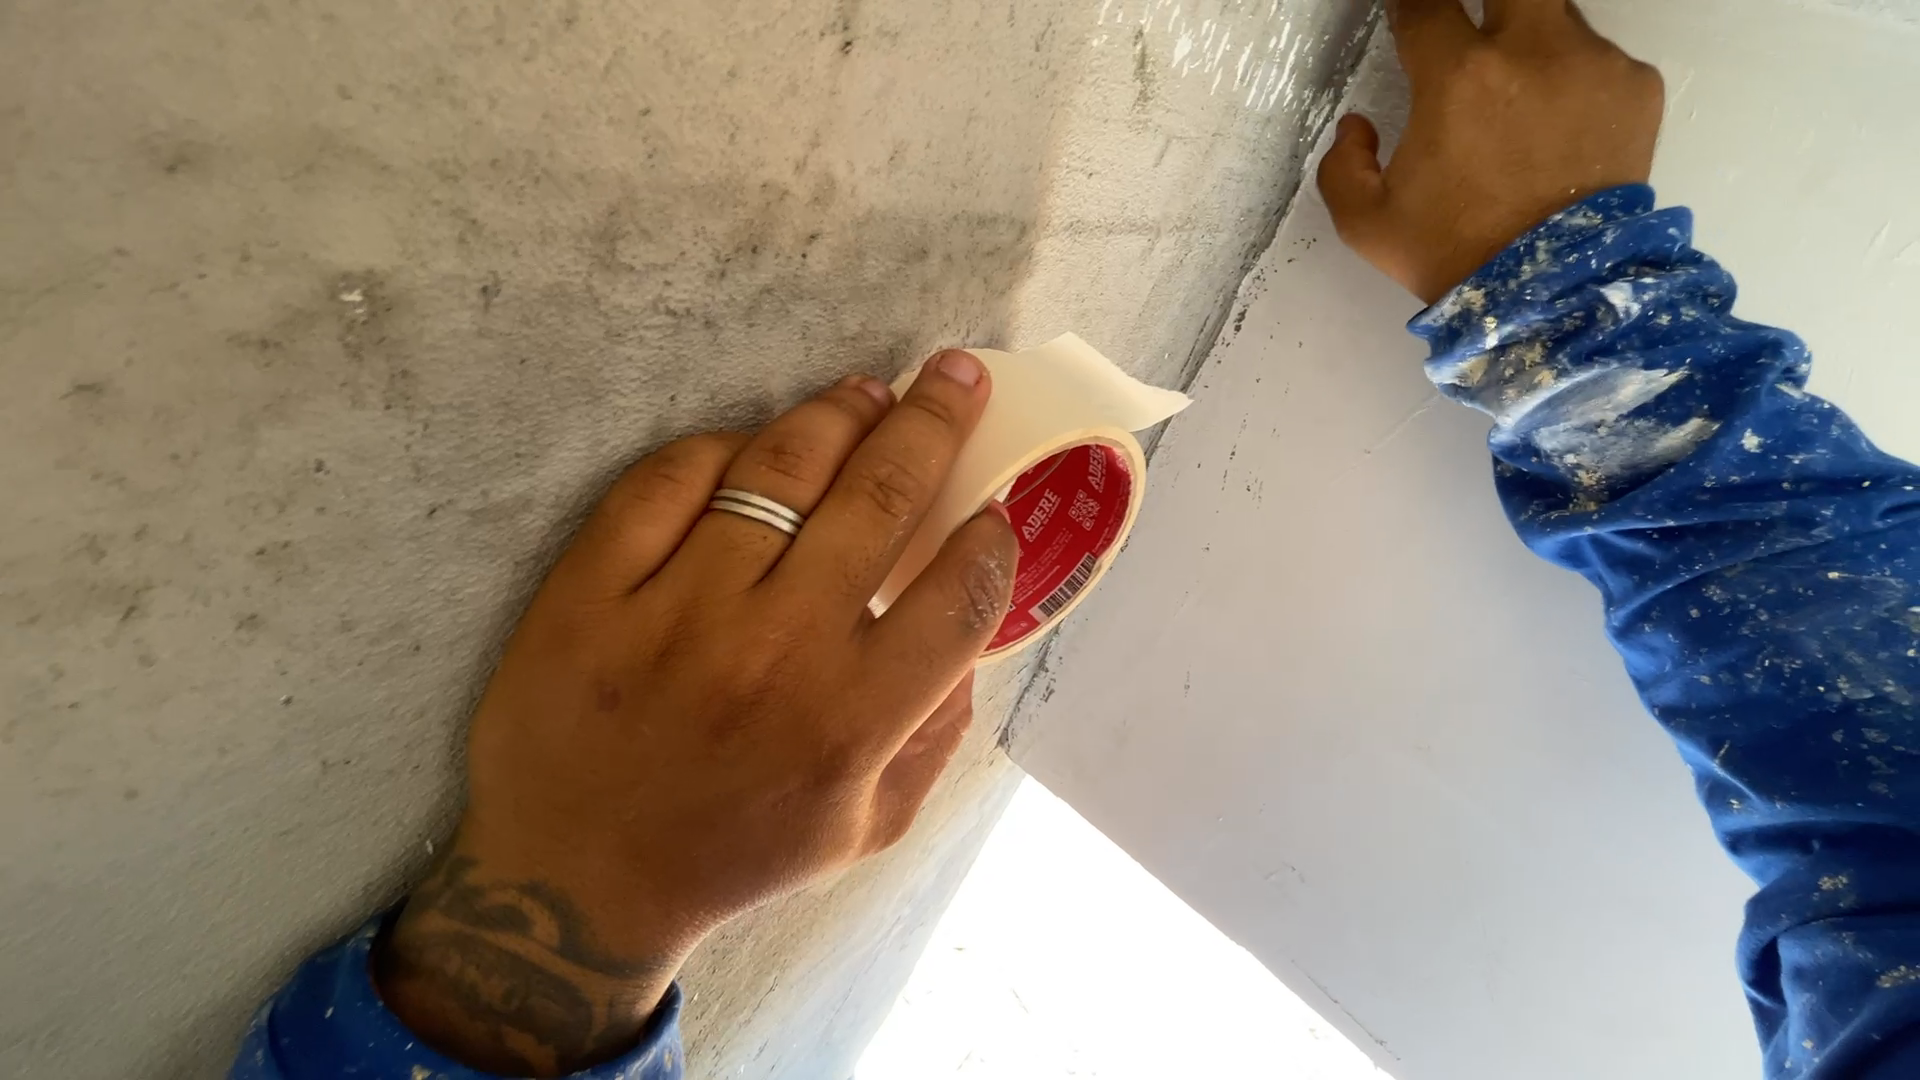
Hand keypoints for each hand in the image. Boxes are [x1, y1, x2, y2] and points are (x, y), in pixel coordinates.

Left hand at [374, 351, 1017, 1076]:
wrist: (571, 885)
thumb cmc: (737, 852)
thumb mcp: (870, 826)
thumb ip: (937, 733)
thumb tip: (969, 633)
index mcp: (852, 721)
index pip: (958, 594)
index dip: (992, 535)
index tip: (994, 505)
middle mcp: (774, 652)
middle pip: (879, 497)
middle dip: (934, 421)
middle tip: (954, 376)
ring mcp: (675, 612)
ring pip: (778, 466)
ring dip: (839, 413)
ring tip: (866, 393)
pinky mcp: (589, 589)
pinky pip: (670, 477)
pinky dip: (723, 446)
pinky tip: (754, 447)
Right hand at [1318, 0, 1664, 302]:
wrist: (1544, 285)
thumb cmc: (1444, 252)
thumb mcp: (1363, 225)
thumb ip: (1342, 167)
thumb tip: (1357, 125)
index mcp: (1456, 79)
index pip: (1426, 6)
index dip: (1407, 2)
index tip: (1402, 8)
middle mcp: (1531, 49)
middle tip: (1463, 32)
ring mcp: (1593, 62)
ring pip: (1554, 17)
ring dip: (1523, 40)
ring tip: (1508, 93)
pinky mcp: (1635, 85)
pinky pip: (1593, 60)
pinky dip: (1565, 81)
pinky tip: (1550, 130)